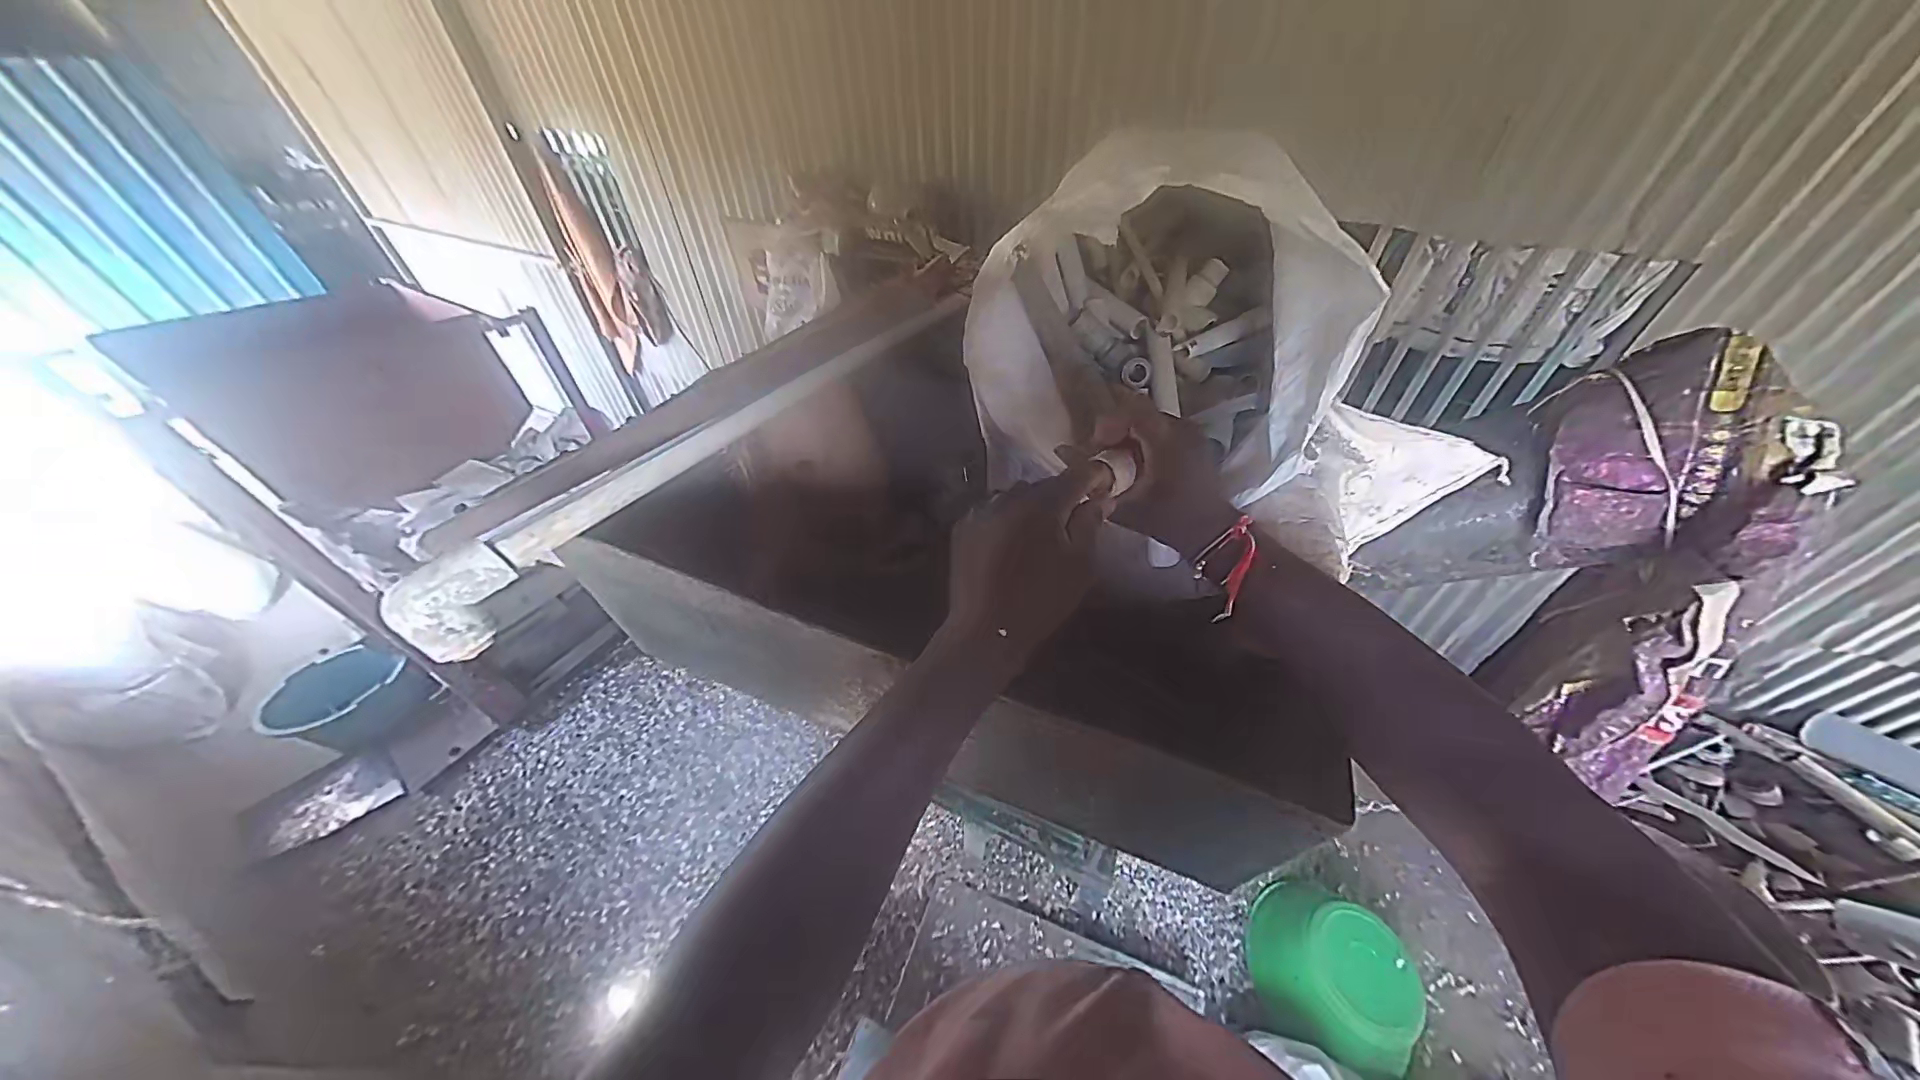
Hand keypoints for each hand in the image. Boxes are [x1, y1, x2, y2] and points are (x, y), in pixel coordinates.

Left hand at [941, 463, 1111, 660]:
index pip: (1076, 474)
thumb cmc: (1041, 601)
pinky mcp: (963, 527)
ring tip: (1041, 534)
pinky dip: (1008, 519)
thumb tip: (1100, 498)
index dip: (1096, 476)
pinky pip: (994, 511)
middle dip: (1063, 496)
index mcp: (1042, 504)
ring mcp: (981, 510)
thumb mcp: (1080, 565)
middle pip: (1044, 485)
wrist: (985, 631)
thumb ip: (1091, 524)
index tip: (1107, 485)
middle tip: (1075, 518)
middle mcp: (1009, 497)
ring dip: (1033, 507)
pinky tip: (1012, 545)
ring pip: (1017, 496)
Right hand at [1073, 394, 1241, 558]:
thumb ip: (1090, 478)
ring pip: (1151, 422)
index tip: (1095, 447)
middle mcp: (1182, 427)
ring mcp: (1193, 433)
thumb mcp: (1123, 502)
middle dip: (1116, 431)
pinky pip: (1164, 432)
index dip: (1107, 423)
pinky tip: (1138, 466)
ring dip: (1130, 437)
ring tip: (1117, 462)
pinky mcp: (1196, 443)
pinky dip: (1146, 442)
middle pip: (1140, 414)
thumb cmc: (1167, 519)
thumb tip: (1061, 452)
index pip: (1130, 409)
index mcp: (1166, 437)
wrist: (1211, 533)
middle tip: (1100, 455)